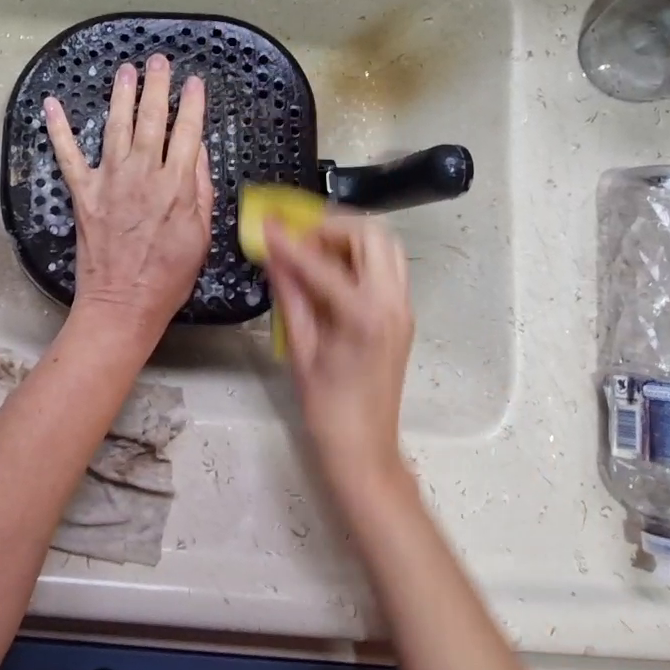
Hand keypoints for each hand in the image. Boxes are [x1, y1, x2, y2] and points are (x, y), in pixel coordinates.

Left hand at [44, 54, 213, 340]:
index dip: (193, 104)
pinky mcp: (82, 193)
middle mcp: (143, 175)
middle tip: (158, 61)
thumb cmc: (168, 276)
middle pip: (151, 120)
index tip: (195, 82)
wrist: (122, 303)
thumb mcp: (201, 235)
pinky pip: (67, 155)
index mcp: (176, 186)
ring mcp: (109, 181)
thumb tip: (198, 151)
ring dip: (120, 95)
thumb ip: (201, 189)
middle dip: (157, 86)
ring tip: (125, 70)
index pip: (188, 133)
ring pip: (115, 127)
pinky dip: (58, 129)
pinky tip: (51, 105)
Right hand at [264, 217, 416, 489]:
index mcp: (363, 314)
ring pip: (385, 245)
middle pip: (370, 234)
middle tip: (300, 239)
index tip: (267, 225)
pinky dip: (360, 257)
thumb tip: (273, 256)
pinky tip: (331, 273)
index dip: (290, 241)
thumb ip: (290, 294)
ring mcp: (402, 307)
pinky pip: (386, 266)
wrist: (365, 445)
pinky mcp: (402, 314)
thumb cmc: (327, 406)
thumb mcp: (300, 348)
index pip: (321, 262)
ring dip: (350, 238)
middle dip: (332, 227)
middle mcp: (391, 302)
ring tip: (315, 252)